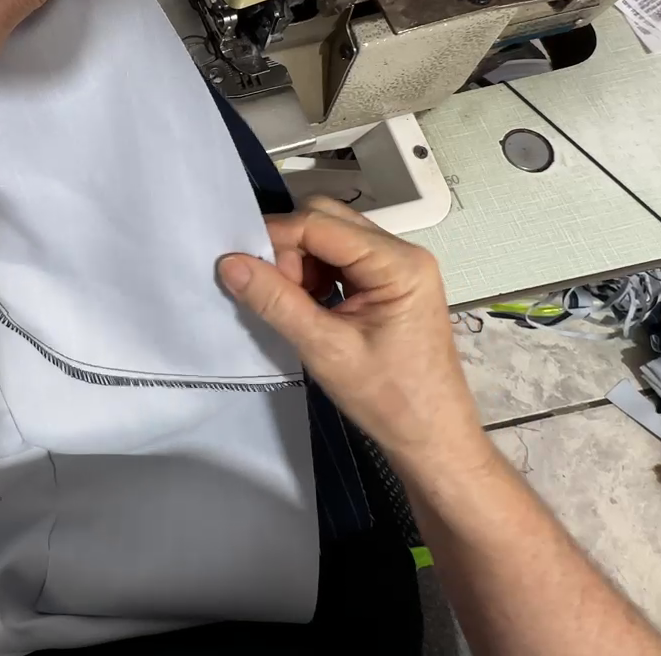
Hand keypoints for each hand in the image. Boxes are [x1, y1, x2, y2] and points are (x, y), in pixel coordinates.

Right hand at [216, 197, 488, 476]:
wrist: (433, 440)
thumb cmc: (388, 398)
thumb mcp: (324, 349)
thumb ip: (275, 301)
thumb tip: (227, 262)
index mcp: (397, 263)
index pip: (317, 223)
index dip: (274, 239)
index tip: (243, 269)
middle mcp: (400, 252)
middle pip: (323, 219)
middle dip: (287, 247)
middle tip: (272, 287)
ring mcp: (395, 265)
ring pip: (326, 235)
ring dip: (297, 261)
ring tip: (290, 301)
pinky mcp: (385, 281)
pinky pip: (335, 256)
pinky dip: (311, 272)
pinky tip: (306, 304)